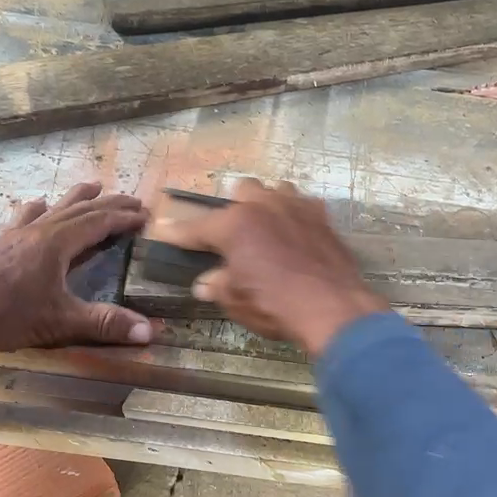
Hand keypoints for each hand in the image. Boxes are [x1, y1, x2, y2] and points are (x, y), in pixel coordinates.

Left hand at [0, 184, 150, 384]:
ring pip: (54, 209)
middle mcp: (39, 232)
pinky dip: (39, 209)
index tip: (146, 214)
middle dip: (109, 203)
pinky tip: (37, 204)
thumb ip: (105, 323)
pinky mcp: (0, 246)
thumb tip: (149, 332)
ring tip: (92, 185)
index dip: (124, 217)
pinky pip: (25, 218)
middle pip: (80, 210)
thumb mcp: (62, 321)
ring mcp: (17, 236)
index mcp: (57, 244)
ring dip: (77, 198)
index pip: (98, 222)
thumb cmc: (7, 316)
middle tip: (133, 199)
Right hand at [154, 179, 387, 356]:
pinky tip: (297, 233)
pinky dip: (295, 216)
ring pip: (276, 190)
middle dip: (234, 207)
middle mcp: (264, 206)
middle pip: (242, 191)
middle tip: (233, 233)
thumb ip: (218, 285)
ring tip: (267, 225)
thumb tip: (205, 284)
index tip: (164, 231)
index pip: (197, 227)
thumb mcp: (237, 300)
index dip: (179, 233)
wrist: (332, 307)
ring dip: (268, 203)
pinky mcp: (324, 218)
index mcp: (234, 224)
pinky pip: (304, 206)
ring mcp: (297, 207)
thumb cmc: (275, 305)